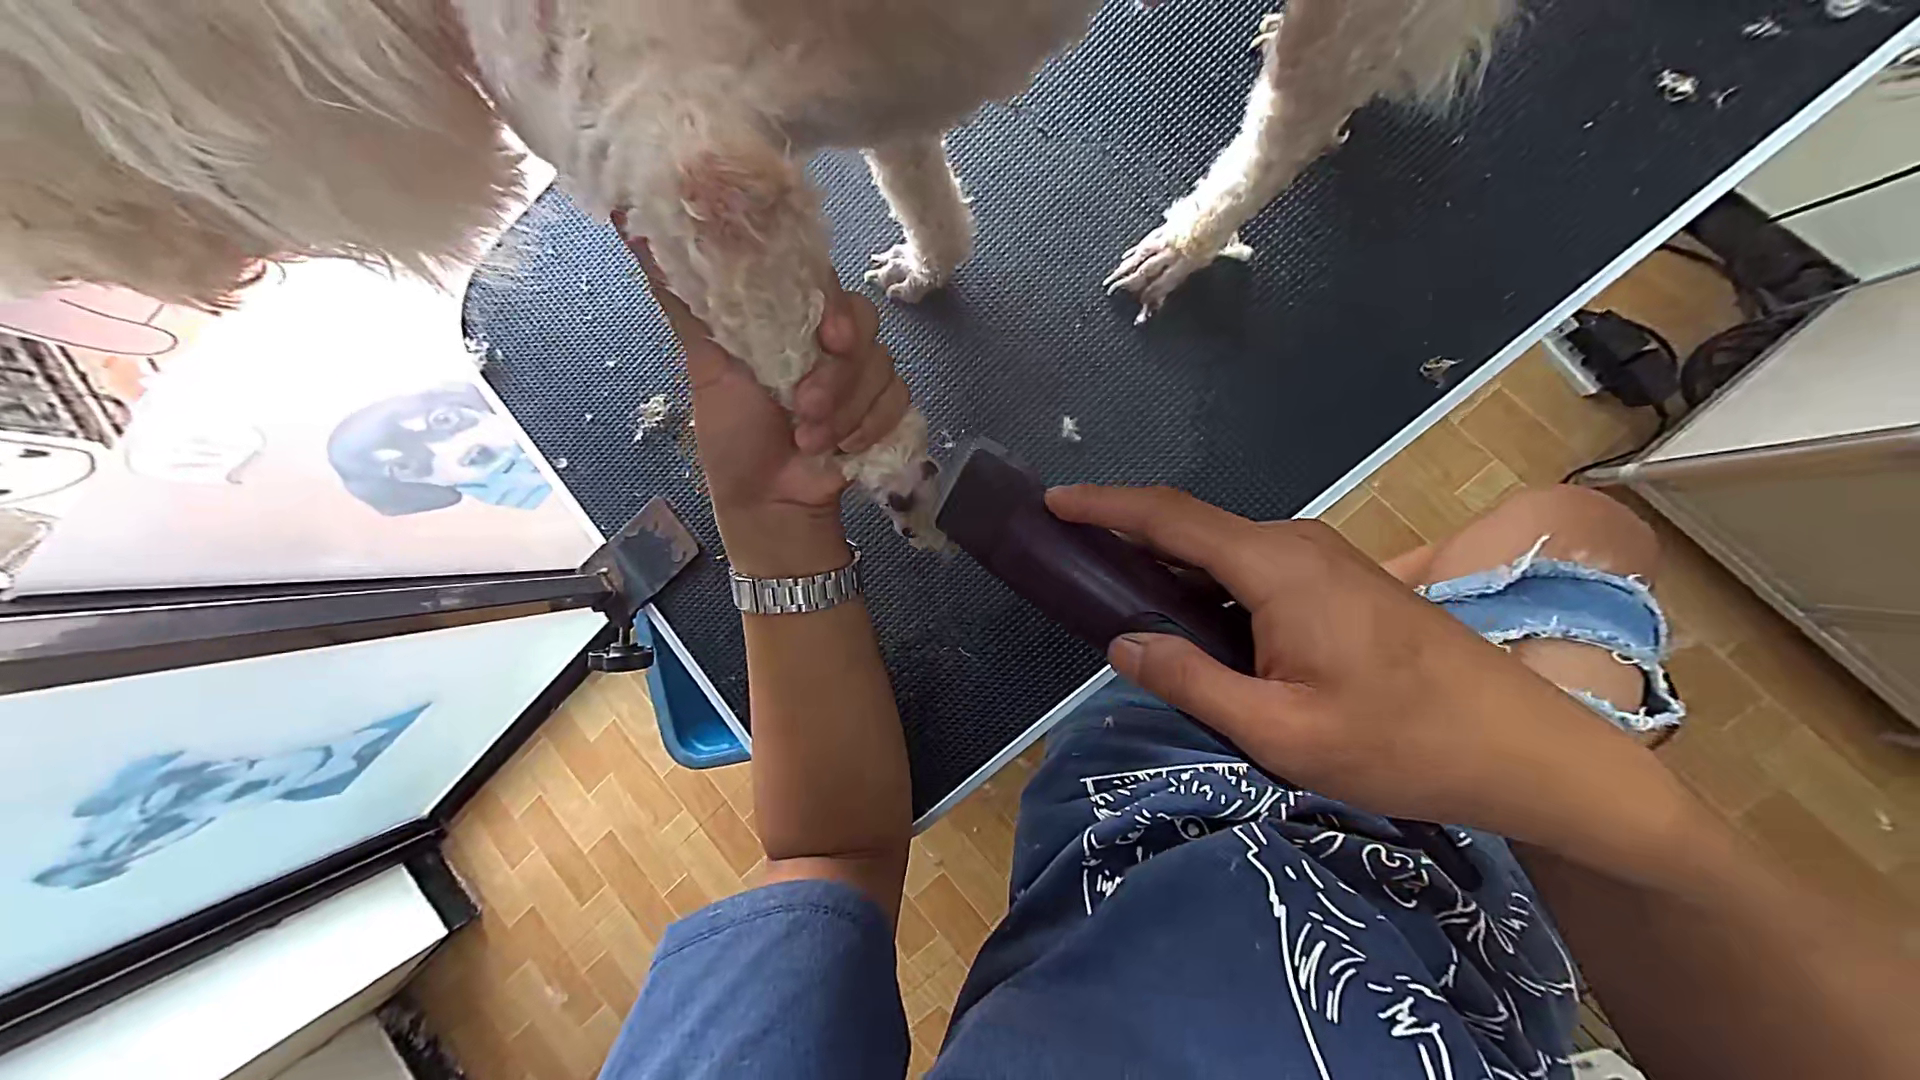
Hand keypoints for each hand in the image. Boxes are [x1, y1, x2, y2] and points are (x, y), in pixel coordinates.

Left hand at [628, 237, 908, 575]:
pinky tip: (843, 450)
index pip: (825, 283)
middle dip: (837, 377)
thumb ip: (683, 297)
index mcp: (788, 320)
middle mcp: (829, 341)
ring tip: (810, 441)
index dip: (834, 306)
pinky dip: (870, 427)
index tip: (828, 338)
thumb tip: (628, 219)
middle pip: (864, 324)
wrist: (770, 502)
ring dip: (847, 412)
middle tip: (804, 410)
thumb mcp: (704, 365)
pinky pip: (898, 400)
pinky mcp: (884, 407)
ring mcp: (861, 375)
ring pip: (883, 366)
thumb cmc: (734, 438)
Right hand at [1047, 484, 1710, 885]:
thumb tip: (1120, 644)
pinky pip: (1245, 568)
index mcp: (1275, 567)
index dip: (1104, 504)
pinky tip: (1185, 620)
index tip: (1054, 501)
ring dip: (1163, 565)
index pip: (1169, 517)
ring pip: (1217, 550)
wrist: (1528, 749)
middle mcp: (1292, 544)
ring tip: (1114, 596)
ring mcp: (1317, 558)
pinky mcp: (1332, 579)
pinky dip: (1200, 583)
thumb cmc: (1403, 744)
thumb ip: (1190, 681)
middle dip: (1123, 534)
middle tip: (1070, 561)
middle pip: (1188, 526)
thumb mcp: (1280, 730)